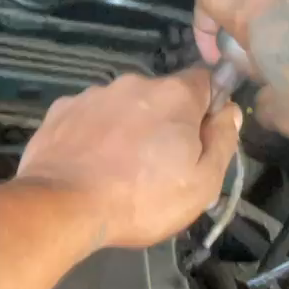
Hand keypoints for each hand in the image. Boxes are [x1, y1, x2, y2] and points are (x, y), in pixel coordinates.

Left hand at [16, 68, 242, 248]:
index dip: (207, 107)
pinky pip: (88, 118)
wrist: (62, 207)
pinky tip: (87, 164)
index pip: (205, 81)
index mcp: (174, 94)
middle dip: (163, 123)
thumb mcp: (203, 183)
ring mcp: (92, 94)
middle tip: (157, 166)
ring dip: (126, 128)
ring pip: (122, 107)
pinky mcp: (60, 111)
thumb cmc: (141, 200)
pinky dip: (93, 135)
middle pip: (160, 96)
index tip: (200, 138)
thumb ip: (222, 141)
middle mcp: (132, 83)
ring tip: (117, 169)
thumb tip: (228, 111)